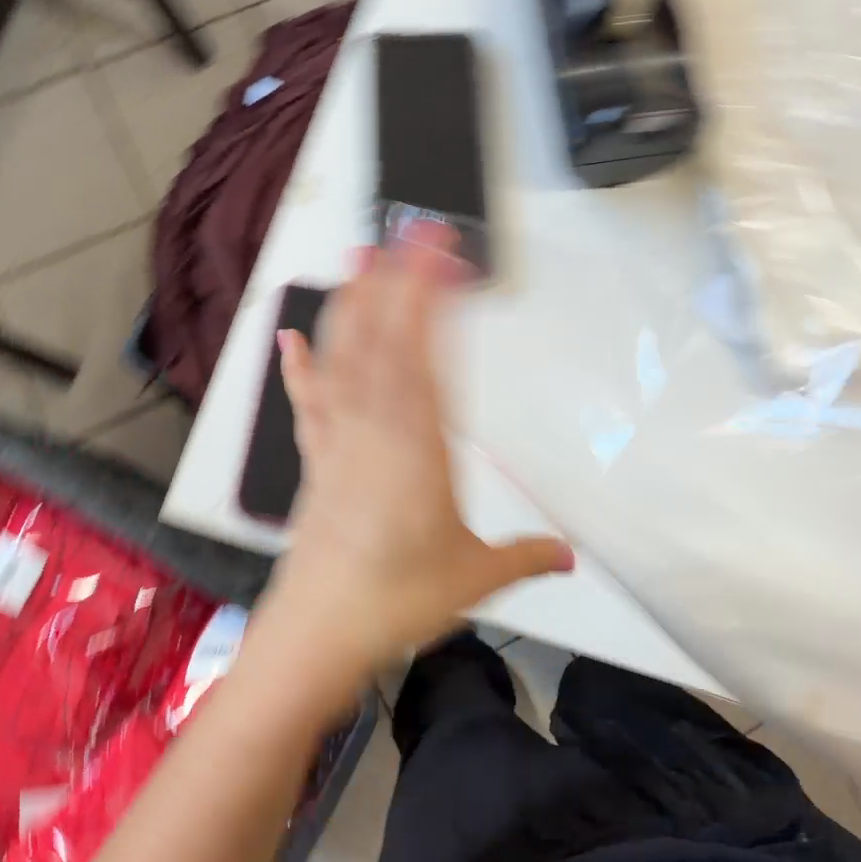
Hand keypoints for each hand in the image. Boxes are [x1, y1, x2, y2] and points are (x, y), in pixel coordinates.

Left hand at [255, 221, 572, 681]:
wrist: (318, 631)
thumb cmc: (398, 599)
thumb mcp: (475, 576)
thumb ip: (526, 556)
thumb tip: (569, 554)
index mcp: (419, 445)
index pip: (427, 353)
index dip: (431, 296)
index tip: (441, 251)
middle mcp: (375, 430)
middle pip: (382, 340)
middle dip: (395, 280)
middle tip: (405, 229)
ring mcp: (339, 442)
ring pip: (343, 360)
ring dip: (350, 306)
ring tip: (356, 257)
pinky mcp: (316, 463)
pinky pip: (308, 405)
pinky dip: (300, 370)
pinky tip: (291, 339)